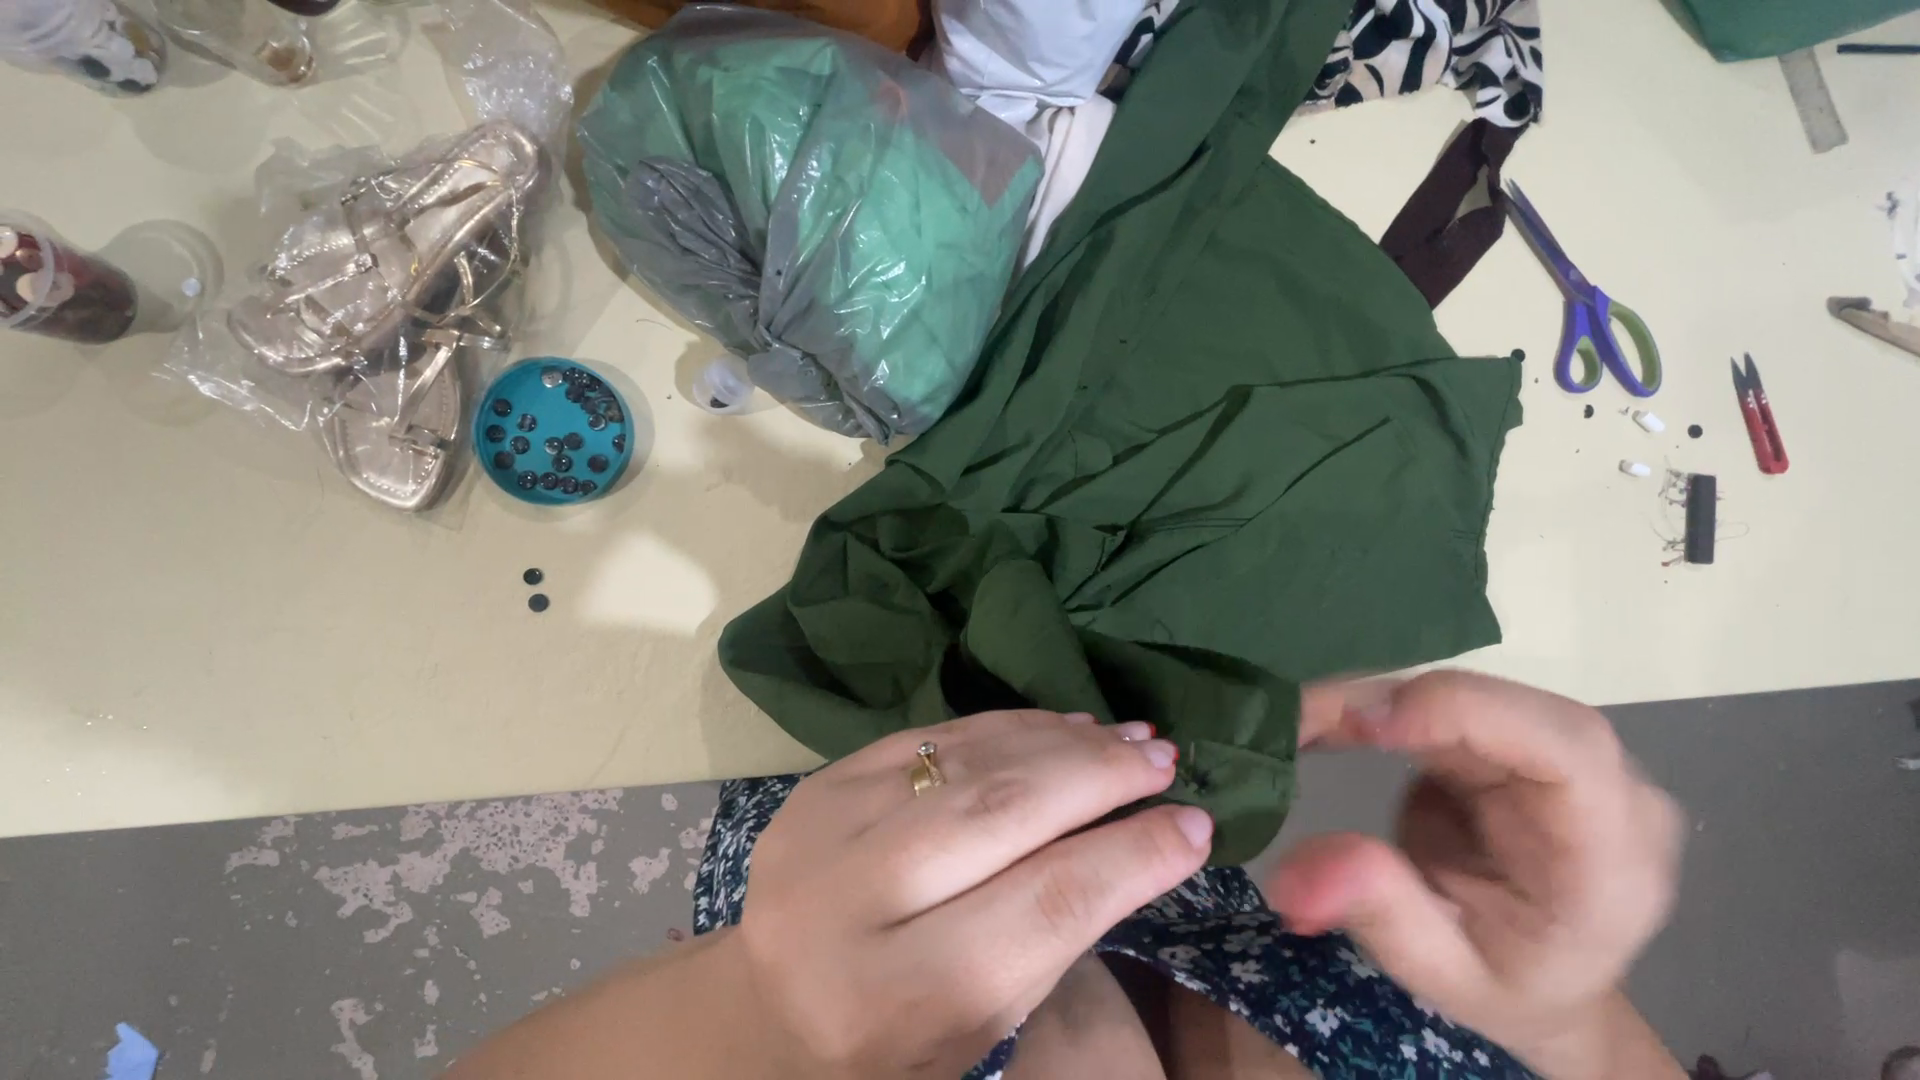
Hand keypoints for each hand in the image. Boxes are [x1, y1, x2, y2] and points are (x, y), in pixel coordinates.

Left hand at [732, 710, 1213, 1077]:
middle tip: (1164, 759)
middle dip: (1097, 777)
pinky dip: (1006, 726)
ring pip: (968, 761)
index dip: (1131, 857)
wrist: (769, 1005)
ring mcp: (826, 826)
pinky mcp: (821, 782)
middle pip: (1001, 813)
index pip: (1043, 906)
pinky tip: (1058, 725)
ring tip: (1125, 736)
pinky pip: (932, 736)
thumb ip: (1059, 928)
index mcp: (902, 994)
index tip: (1195, 825)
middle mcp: (853, 900)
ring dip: (1059, 741)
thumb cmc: (892, 1040)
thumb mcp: (984, 1019)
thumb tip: (1155, 834)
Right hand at [1267, 672, 1684, 1078]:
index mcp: (1608, 851)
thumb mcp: (1445, 974)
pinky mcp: (1502, 740)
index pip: (1565, 749)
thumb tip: (1286, 873)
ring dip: (1367, 699)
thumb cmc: (1508, 986)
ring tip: (1292, 724)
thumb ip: (1382, 917)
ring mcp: (1549, 753)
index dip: (1462, 715)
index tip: (1358, 725)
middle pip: (1498, 704)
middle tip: (1296, 719)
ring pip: (1457, 692)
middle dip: (1387, 700)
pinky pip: (1434, 704)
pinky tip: (1317, 726)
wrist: (1542, 981)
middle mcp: (1597, 783)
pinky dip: (1368, 708)